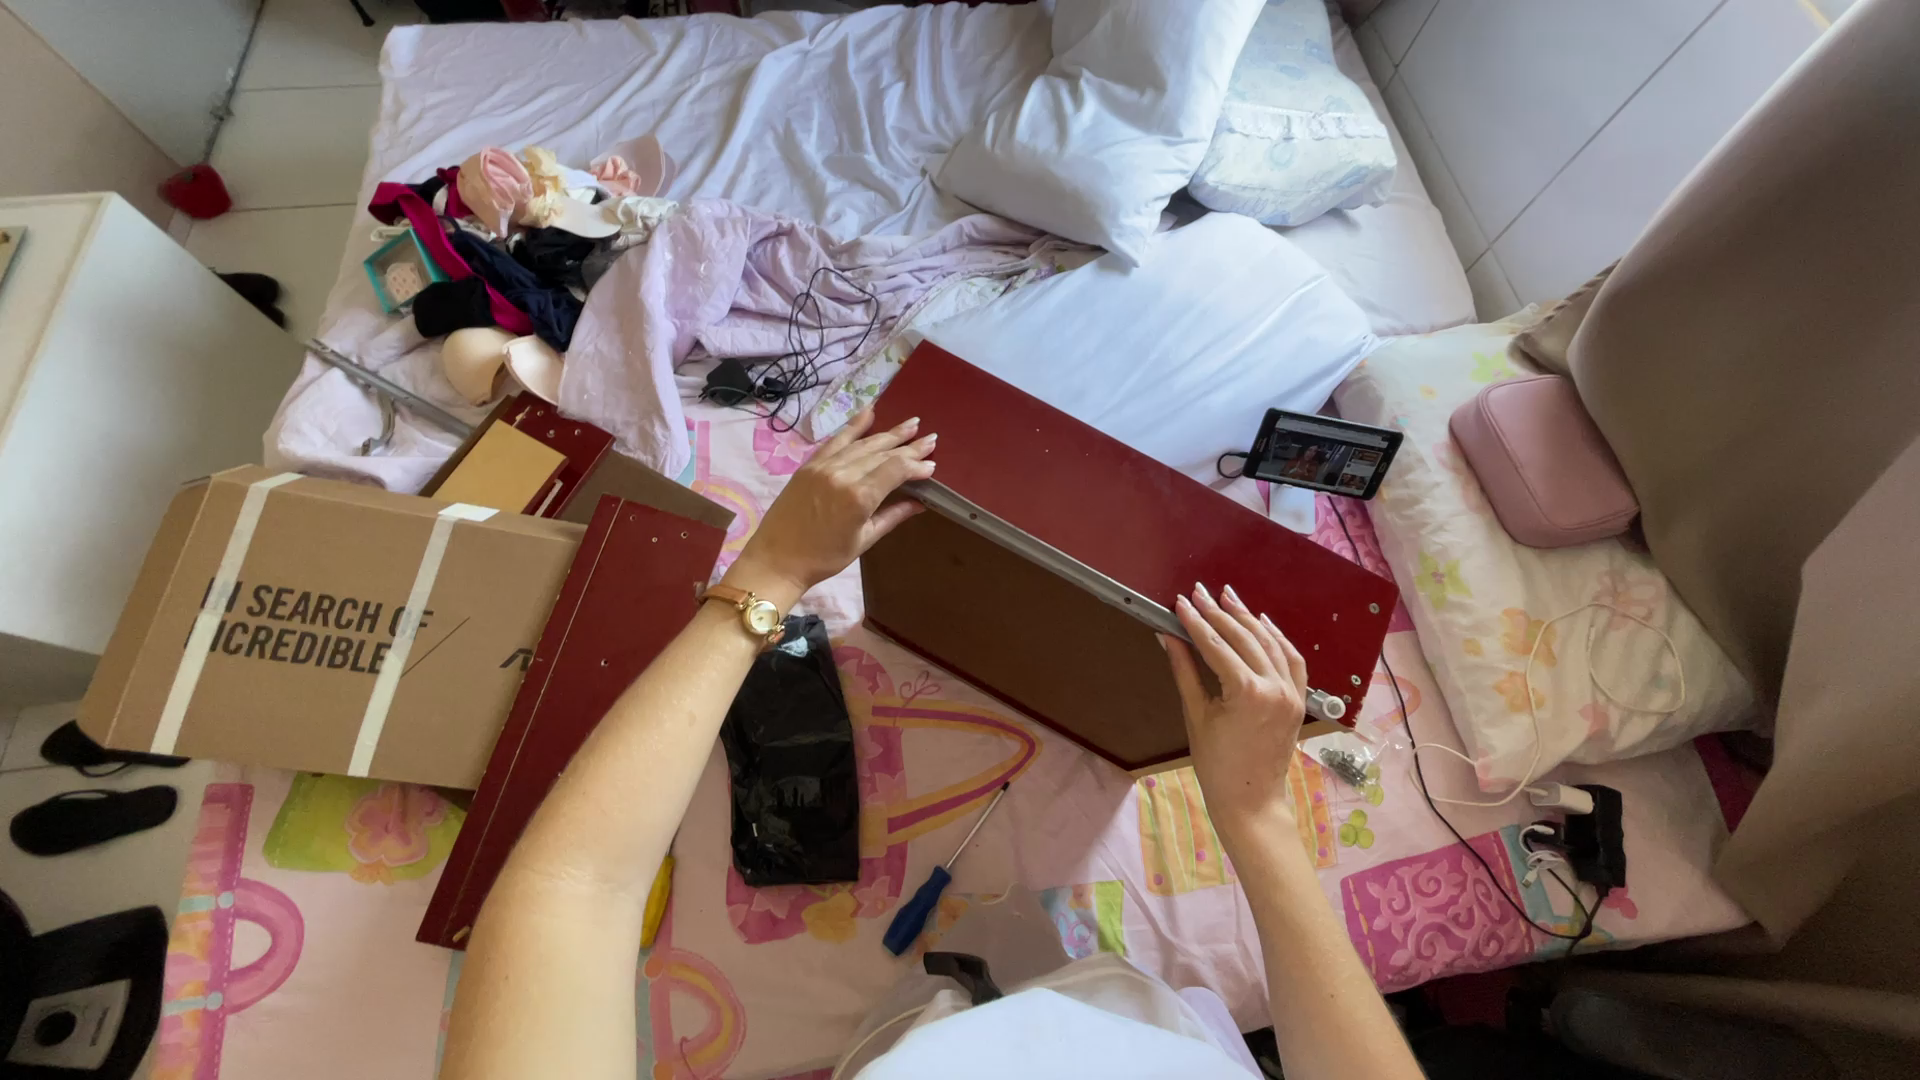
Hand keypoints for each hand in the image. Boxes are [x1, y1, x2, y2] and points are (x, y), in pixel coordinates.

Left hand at [725, 409, 935, 604]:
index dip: (916, 465)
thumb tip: (919, 503)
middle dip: (908, 445)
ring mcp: (824, 466)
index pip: (896, 470)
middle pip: (882, 452)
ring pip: (863, 443)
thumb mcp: (864, 540)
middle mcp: (843, 474)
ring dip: (888, 433)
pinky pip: (836, 439)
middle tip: (931, 438)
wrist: (777, 560)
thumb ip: (892, 516)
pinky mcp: (810, 464)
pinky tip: (870, 412)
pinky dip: (854, 425)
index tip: (932, 464)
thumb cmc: (824, 558)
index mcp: (859, 497)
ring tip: (911, 424)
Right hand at [1163, 582, 1309, 843]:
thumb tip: (1167, 636)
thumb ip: (1184, 670)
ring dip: (1247, 617)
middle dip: (1219, 613)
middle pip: (1244, 638)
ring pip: (1270, 642)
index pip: (1216, 646)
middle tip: (1199, 592)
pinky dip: (1277, 637)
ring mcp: (1291, 692)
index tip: (1180, 601)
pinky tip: (1262, 621)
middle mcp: (1274, 687)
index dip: (1196, 621)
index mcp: (1247, 693)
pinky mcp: (1298, 699)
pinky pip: (1292, 659)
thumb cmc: (1216, 763)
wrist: (1250, 800)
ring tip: (1227, 596)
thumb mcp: (1195, 714)